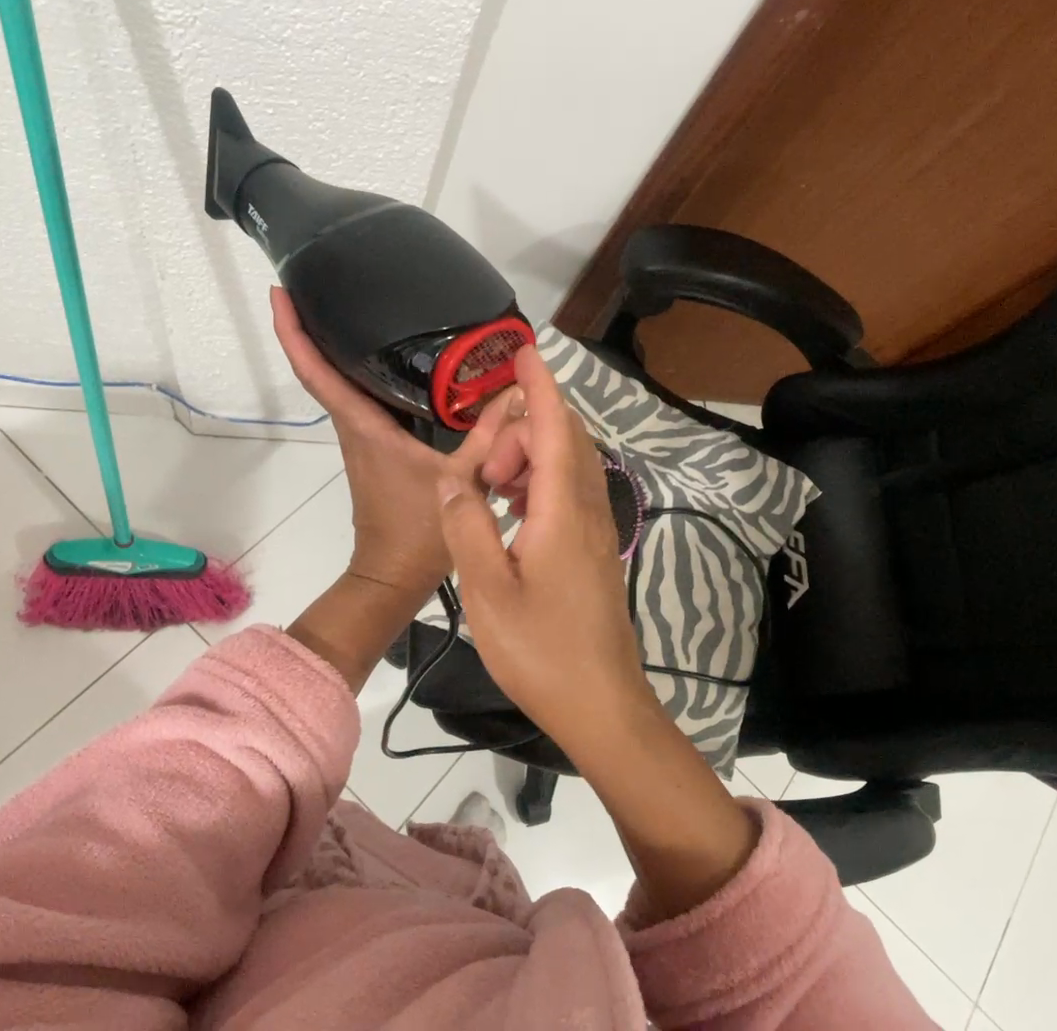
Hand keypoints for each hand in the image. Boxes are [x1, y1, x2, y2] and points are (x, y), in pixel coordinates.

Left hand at [271, 286, 518, 600]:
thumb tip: (518, 393)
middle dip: (311, 324)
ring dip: (334, 347)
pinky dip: (363, 374)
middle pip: (321, 369)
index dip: (294, 332)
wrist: (392, 577)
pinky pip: (361, 401)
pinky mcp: (373, 450)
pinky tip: (395, 361)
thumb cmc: (417, 533)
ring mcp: (361, 440)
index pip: (317, 372)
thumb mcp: (462, 482)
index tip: (280, 292)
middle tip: (318, 279)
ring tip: (357, 305)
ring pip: (340, 384)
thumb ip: (490, 436)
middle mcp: (354, 428)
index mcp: (364, 428)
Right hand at [435, 346, 650, 743]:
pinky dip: (541, 485)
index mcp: (562, 511)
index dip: (538, 386)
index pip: (553, 428)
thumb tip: (455, 481)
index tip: (523, 350)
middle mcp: (588, 511)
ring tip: (491, 489)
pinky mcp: (594, 554)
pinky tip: (511, 515)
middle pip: (566, 441)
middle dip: (525, 430)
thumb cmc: (540, 650)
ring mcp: (596, 533)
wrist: (601, 705)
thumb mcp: (486, 590)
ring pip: (570, 469)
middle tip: (484, 469)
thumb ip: (467, 526)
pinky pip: (570, 496)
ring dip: (532, 459)